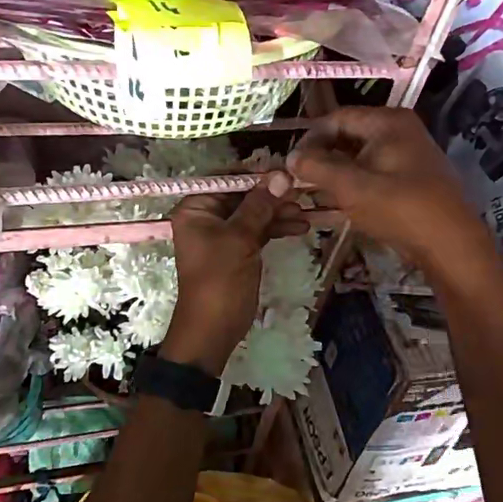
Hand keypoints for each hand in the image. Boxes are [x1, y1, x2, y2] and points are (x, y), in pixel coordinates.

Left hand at [162, 172, 305, 374]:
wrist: (214, 329)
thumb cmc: (220, 279)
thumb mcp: (240, 239)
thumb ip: (259, 205)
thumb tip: (281, 175)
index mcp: (196, 208)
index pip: (228, 179)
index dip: (257, 175)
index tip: (288, 173)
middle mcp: (206, 216)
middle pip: (243, 196)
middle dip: (273, 196)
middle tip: (303, 194)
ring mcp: (222, 234)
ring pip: (254, 214)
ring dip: (279, 213)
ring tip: (306, 214)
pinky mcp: (237, 250)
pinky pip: (257, 231)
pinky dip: (276, 228)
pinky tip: (300, 227)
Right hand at [288, 108, 497, 282]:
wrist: (449, 244)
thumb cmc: (399, 208)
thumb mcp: (351, 186)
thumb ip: (316, 167)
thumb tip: (290, 157)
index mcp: (387, 122)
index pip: (337, 118)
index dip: (310, 139)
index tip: (292, 164)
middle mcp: (399, 130)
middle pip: (348, 135)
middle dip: (322, 157)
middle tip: (300, 181)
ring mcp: (407, 154)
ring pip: (359, 157)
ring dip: (335, 173)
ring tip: (313, 194)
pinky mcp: (410, 178)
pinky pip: (373, 173)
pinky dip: (353, 184)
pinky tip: (337, 204)